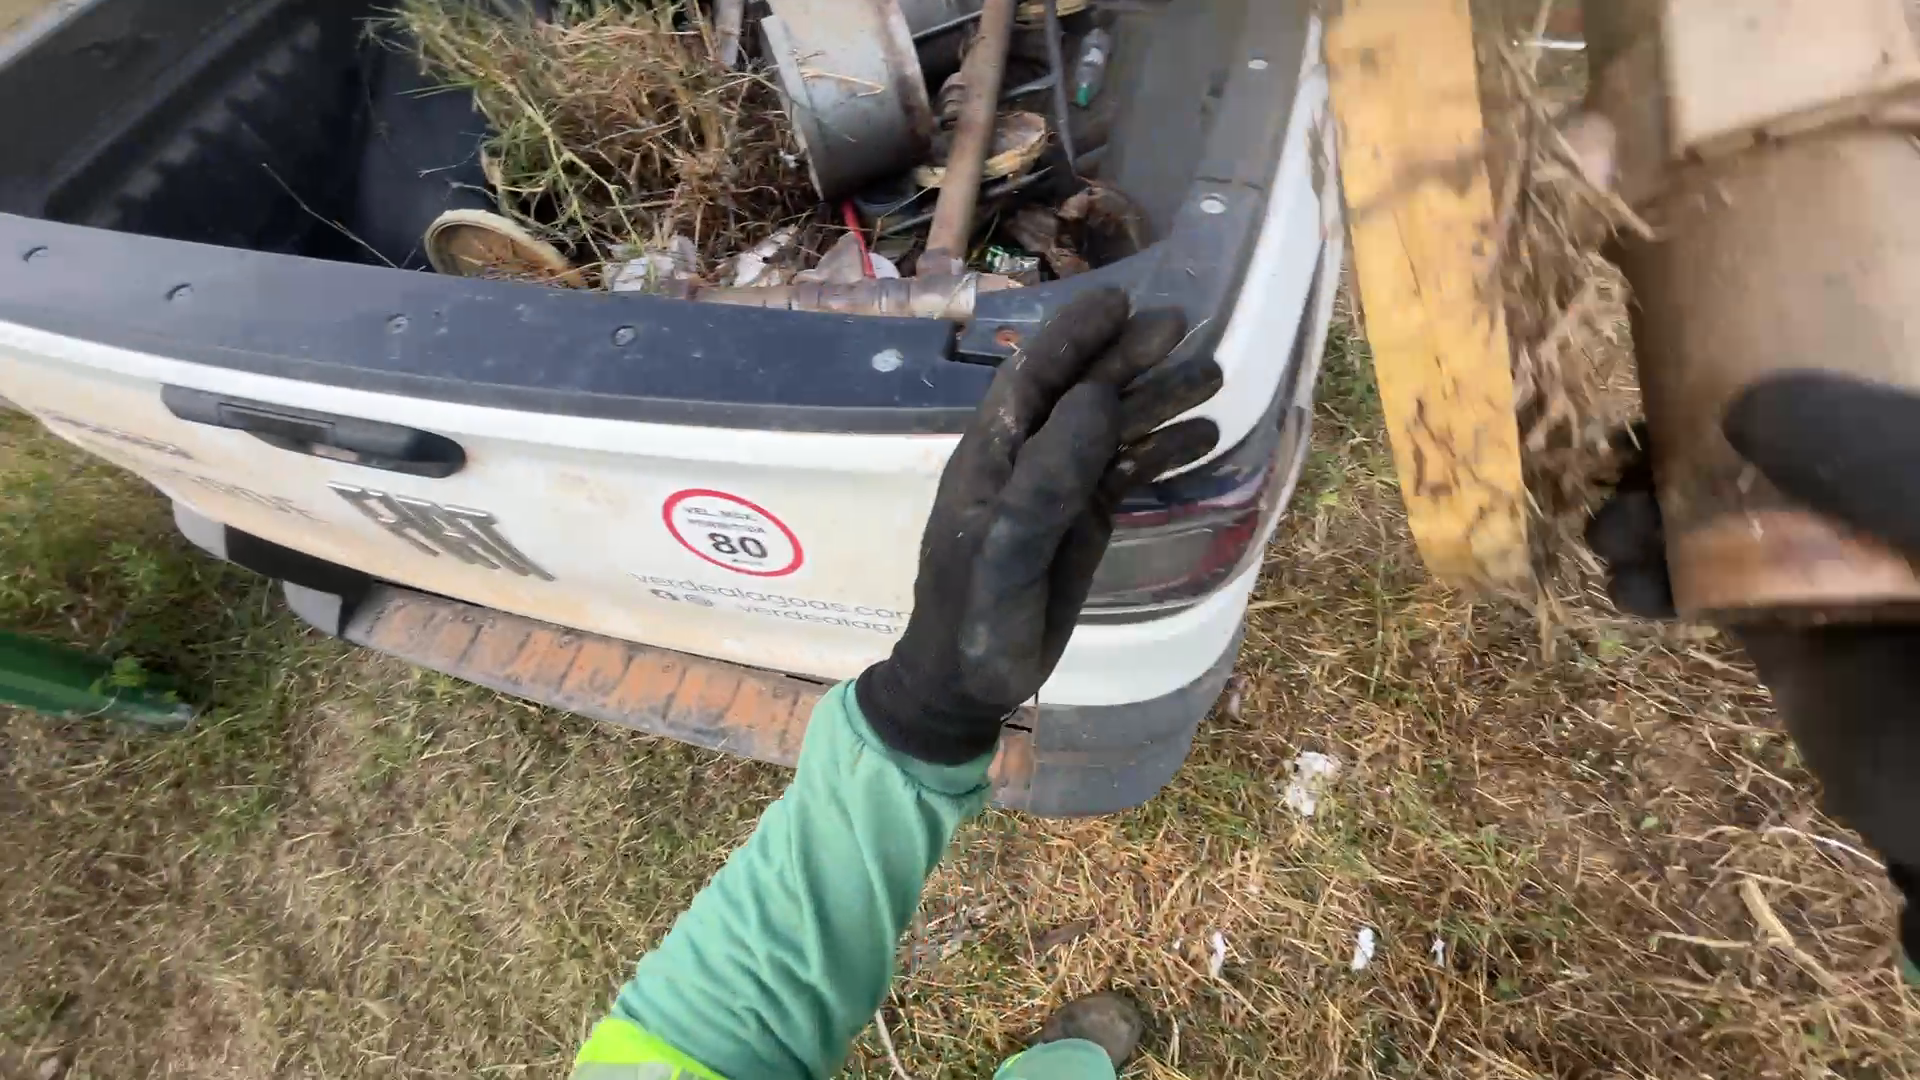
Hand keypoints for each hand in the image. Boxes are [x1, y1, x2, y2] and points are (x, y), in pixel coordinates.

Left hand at [855, 287, 1222, 764]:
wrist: (970, 680)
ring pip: (1109, 430)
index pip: (1033, 376)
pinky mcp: (1080, 521)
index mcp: (995, 454)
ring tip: (1212, 377)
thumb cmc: (976, 617)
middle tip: (1184, 326)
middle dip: (1127, 357)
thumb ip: (1047, 478)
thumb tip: (1099, 396)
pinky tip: (1201, 439)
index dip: (1074, 335)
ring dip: (1155, 401)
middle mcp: (1027, 460)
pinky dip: (1159, 453)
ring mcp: (1056, 489)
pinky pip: (1123, 474)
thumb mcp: (1006, 549)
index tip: (1121, 300)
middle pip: (1081, 393)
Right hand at [1588, 373, 1919, 963]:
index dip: (1768, 363)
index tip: (1688, 365)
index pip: (1854, 382)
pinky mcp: (1780, 631)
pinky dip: (1647, 583)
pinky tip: (1628, 593)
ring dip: (1645, 516)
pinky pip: (1694, 585)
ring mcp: (1836, 570)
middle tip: (1623, 461)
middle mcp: (1884, 510)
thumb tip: (1747, 404)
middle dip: (1681, 452)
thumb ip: (1887, 466)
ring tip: (1607, 536)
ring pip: (1714, 513)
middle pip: (1765, 447)